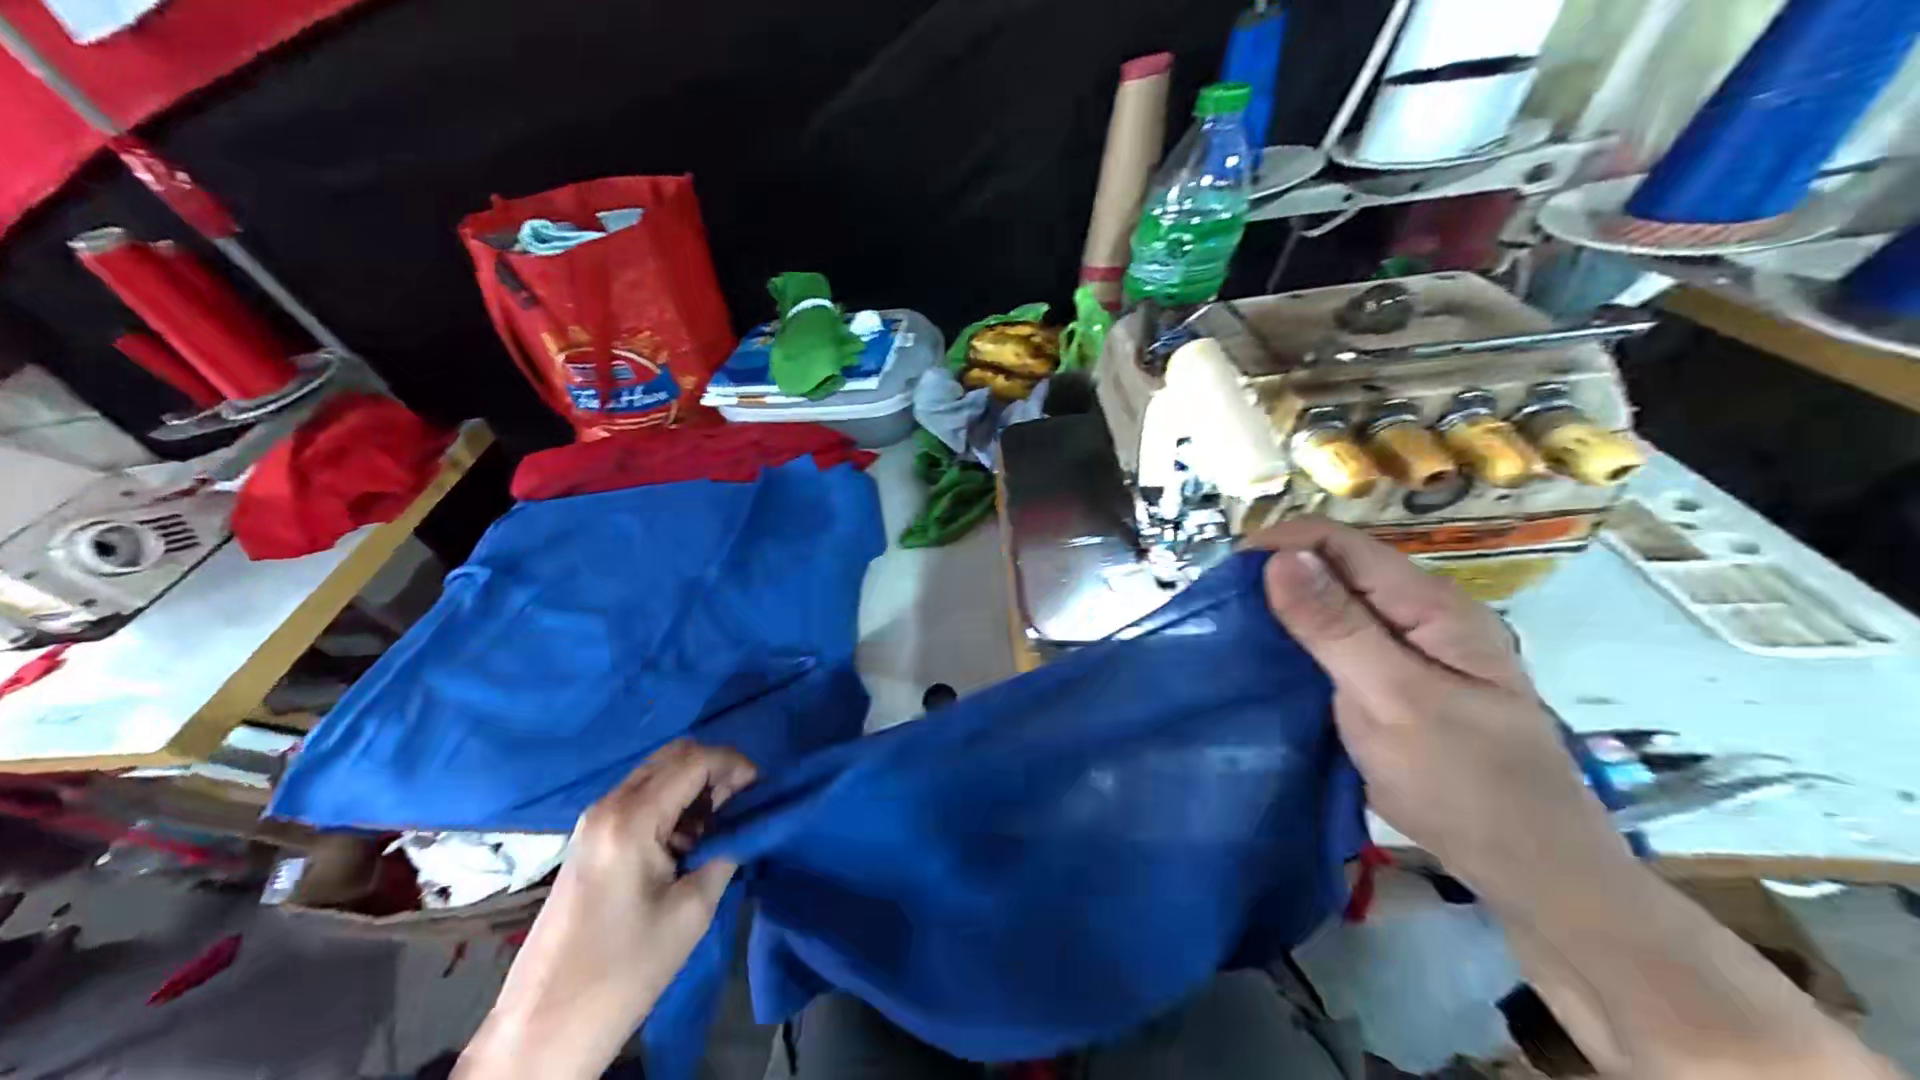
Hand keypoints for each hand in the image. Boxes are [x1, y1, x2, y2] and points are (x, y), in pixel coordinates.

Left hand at [457, 740, 756, 1079]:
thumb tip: (743, 825)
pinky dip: (673, 802)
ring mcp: (593, 821)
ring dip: (695, 785)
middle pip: (673, 756)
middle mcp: (607, 805)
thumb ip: (725, 851)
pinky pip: (640, 798)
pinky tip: (689, 839)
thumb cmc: (624, 970)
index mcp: (631, 818)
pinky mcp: (590, 840)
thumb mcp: (692, 910)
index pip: (694, 760)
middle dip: (716, 768)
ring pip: (656, 773)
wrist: (544, 1027)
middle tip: (743, 803)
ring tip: (721, 823)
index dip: (736, 765)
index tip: (762, 790)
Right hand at [1246, 519, 1626, 902]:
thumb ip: (1336, 626)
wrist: (1527, 867)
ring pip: (1329, 606)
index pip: (1340, 542)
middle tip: (1220, 612)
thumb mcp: (1393, 699)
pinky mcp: (1387, 680)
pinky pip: (1332, 644)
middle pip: (1332, 568)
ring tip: (1231, 633)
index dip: (1278, 544)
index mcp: (1428, 604)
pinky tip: (1266, 663)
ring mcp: (1403, 649)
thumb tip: (1279, 556)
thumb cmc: (1465, 782)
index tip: (1223, 577)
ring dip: (1279, 612)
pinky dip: (1294, 644)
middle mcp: (1415, 614)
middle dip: (1272, 577)